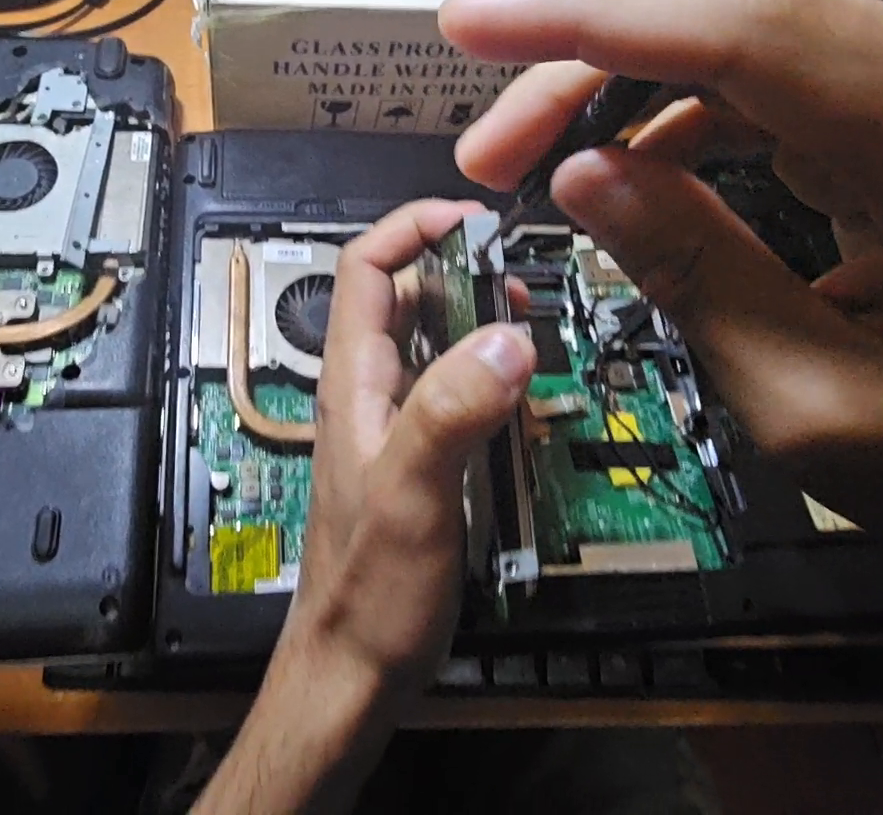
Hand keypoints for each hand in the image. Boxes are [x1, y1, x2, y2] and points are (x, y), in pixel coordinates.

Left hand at [196, 200, 534, 814]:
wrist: (356, 664)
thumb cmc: (368, 589)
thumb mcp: (411, 494)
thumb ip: (451, 412)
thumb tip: (504, 339)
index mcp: (354, 382)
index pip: (364, 268)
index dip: (410, 228)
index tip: (472, 219)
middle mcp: (371, 391)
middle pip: (407, 297)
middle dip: (462, 274)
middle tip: (519, 287)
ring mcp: (395, 423)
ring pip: (435, 343)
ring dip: (480, 326)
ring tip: (527, 336)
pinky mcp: (420, 455)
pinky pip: (454, 392)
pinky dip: (488, 379)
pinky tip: (520, 401)